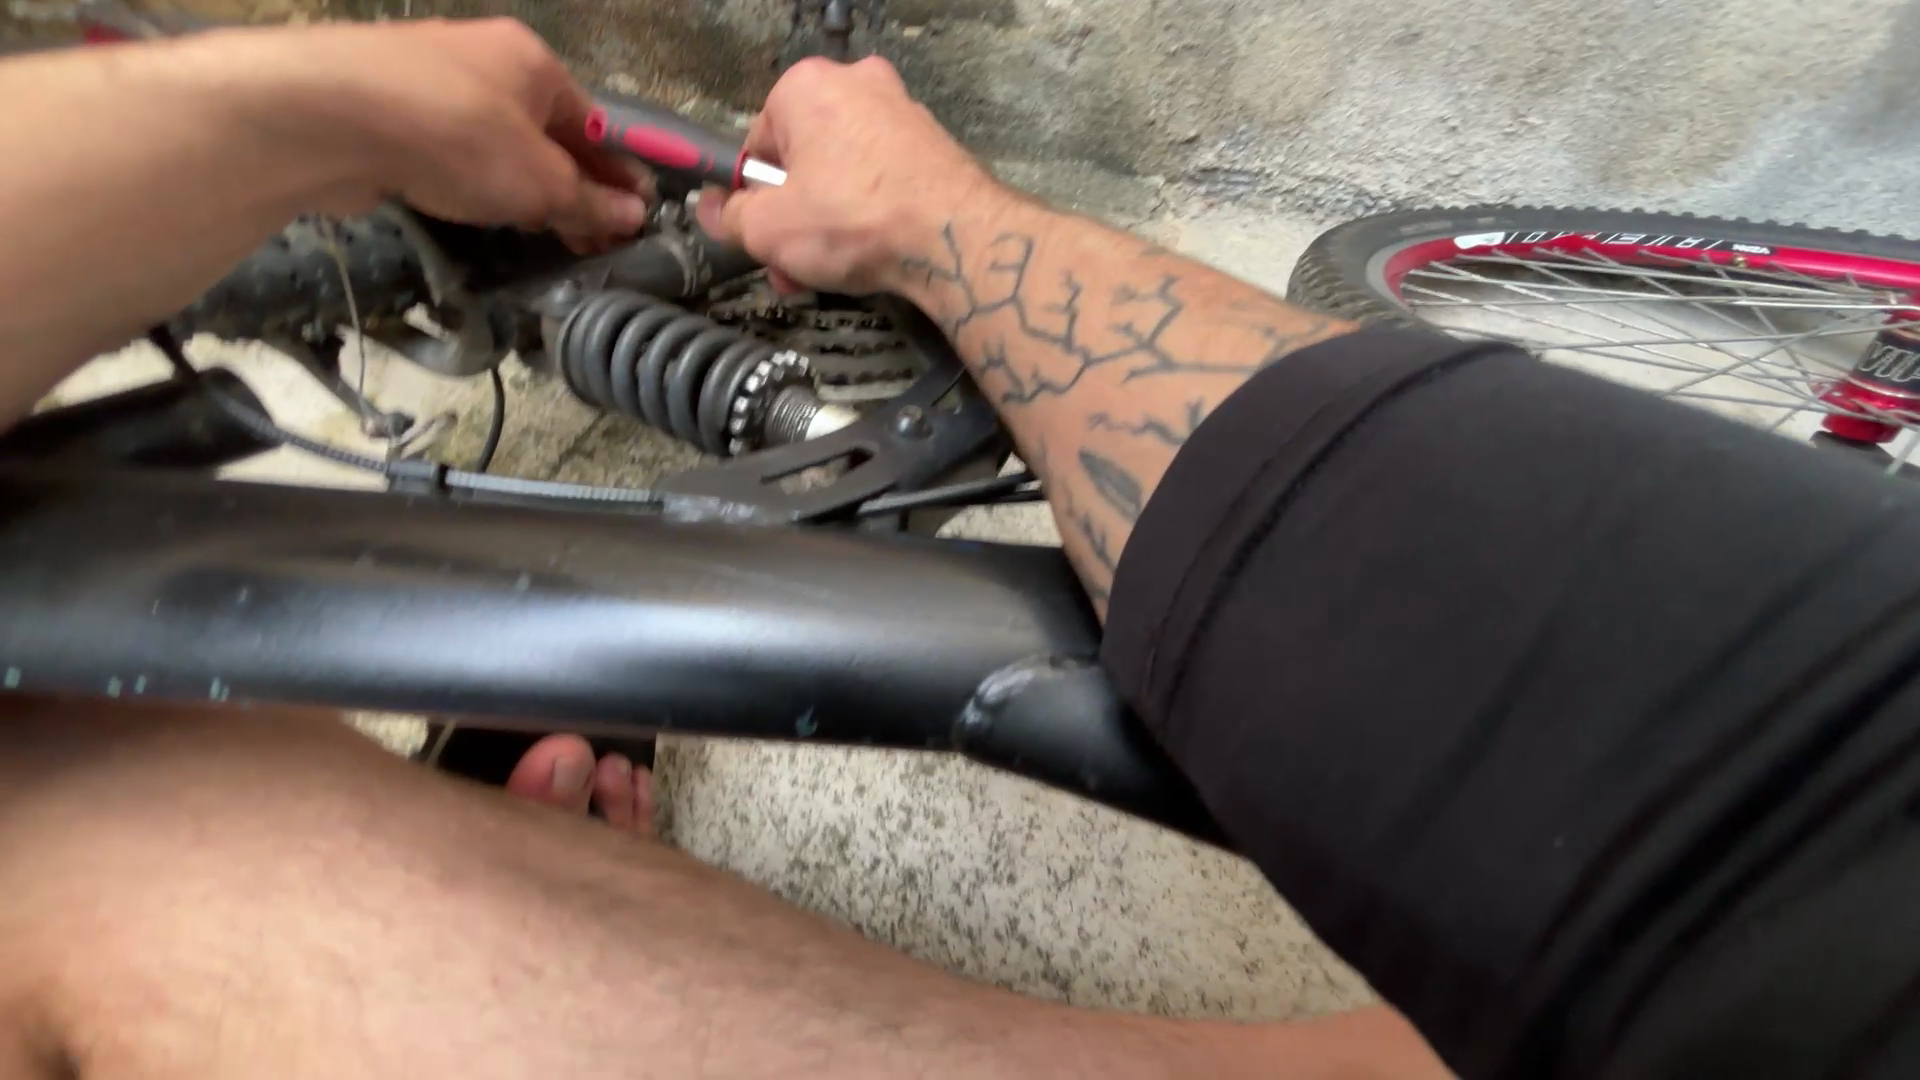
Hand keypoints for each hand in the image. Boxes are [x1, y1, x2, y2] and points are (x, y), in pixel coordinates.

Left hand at [212, 18, 654, 251]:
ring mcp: (439, 83)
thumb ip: (593, 202)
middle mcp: (489, 62)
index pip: (597, 127)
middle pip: (554, 138)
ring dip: (537, 195)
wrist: (322, 116)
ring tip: (555, 239)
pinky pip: (464, 156)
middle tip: (599, 242)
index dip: (622, 178)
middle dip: (580, 191)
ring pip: (509, 150)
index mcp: (534, 64)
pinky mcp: (399, 113)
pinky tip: (496, 218)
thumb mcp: (544, 182)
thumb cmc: (458, 138)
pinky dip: (488, 187)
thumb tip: (635, 215)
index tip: (638, 221)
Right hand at [695, 56, 996, 293]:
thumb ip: (730, 218)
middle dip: (795, 222)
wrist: (953, 241)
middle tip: (794, 268)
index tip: (760, 237)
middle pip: (805, 165)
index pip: (757, 146)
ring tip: (832, 274)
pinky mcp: (935, 152)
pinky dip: (872, 220)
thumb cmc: (856, 222)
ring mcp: (903, 116)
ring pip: (846, 179)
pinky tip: (873, 257)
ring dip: (831, 227)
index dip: (754, 201)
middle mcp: (858, 87)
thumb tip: (714, 211)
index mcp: (805, 88)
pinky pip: (885, 187)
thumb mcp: (768, 229)